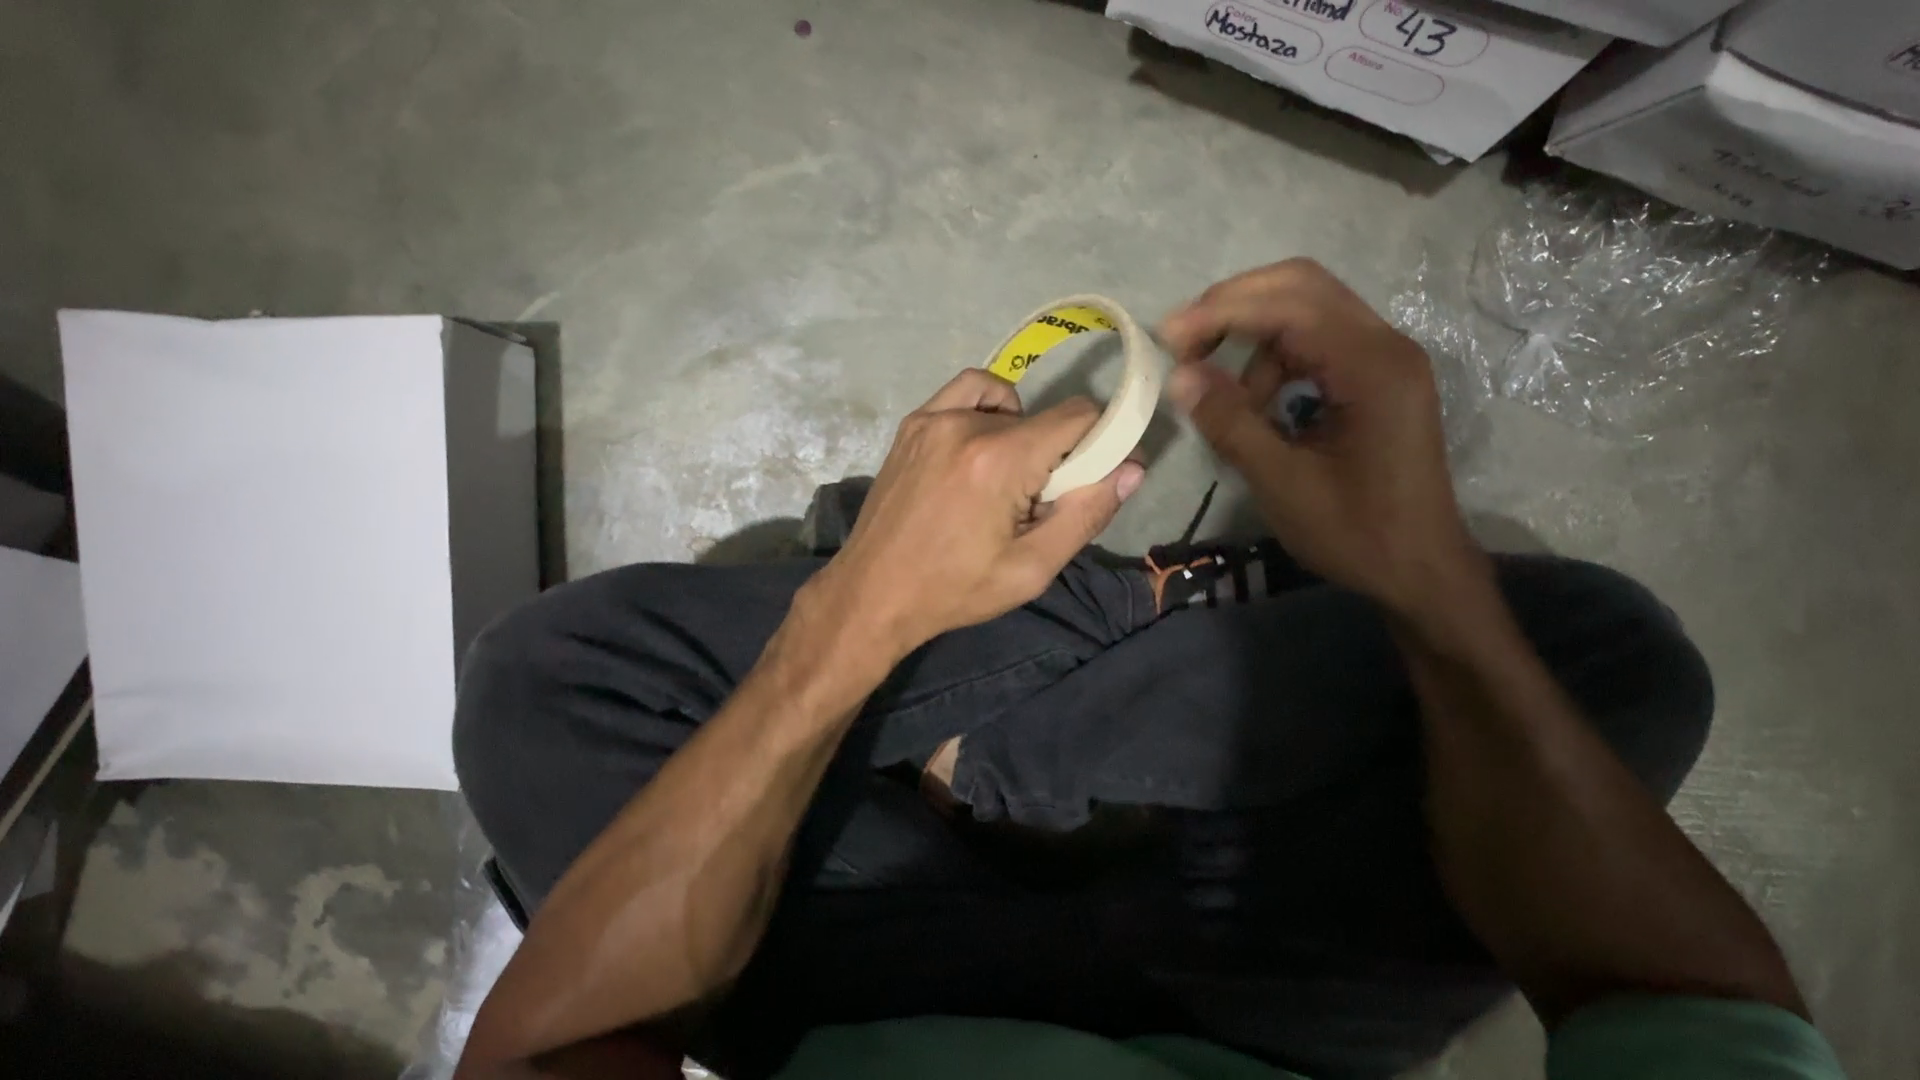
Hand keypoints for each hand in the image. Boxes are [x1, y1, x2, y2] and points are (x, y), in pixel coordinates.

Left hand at [816, 369, 1144, 655]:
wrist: (873, 593)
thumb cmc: (955, 589)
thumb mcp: (1031, 569)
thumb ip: (1086, 514)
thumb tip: (1133, 469)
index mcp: (999, 460)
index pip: (1078, 416)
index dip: (1101, 441)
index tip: (1095, 475)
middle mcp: (966, 425)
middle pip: (1043, 417)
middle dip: (1056, 454)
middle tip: (1037, 504)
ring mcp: (932, 419)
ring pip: (1007, 402)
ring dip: (1023, 430)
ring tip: (1009, 477)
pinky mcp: (912, 425)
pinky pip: (966, 393)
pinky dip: (986, 410)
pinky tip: (980, 452)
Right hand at [1158, 259, 1485, 623]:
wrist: (1421, 571)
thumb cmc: (1356, 533)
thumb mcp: (1283, 483)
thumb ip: (1231, 423)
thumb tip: (1180, 377)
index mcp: (1372, 367)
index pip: (1289, 306)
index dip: (1221, 313)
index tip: (1166, 338)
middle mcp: (1385, 346)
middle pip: (1301, 287)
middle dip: (1234, 306)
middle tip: (1183, 341)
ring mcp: (1385, 359)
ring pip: (1307, 311)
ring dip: (1252, 338)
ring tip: (1216, 391)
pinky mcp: (1377, 378)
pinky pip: (1317, 343)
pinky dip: (1274, 360)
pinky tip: (1254, 403)